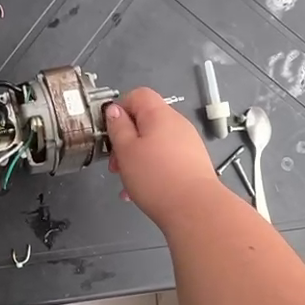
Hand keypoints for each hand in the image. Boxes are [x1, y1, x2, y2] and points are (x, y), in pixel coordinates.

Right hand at [106, 87, 222, 230]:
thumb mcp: (126, 150)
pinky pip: (165, 159)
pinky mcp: (192, 163)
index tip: (110, 132)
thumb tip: (114, 110)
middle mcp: (177, 124)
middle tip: (116, 163)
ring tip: (127, 182)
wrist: (194, 208)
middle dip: (126, 140)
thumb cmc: (155, 177)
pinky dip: (151, 169)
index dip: (120, 110)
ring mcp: (187, 144)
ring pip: (153, 143)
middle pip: (145, 121)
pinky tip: (140, 191)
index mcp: (159, 115)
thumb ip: (118, 127)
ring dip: (136, 158)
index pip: (137, 95)